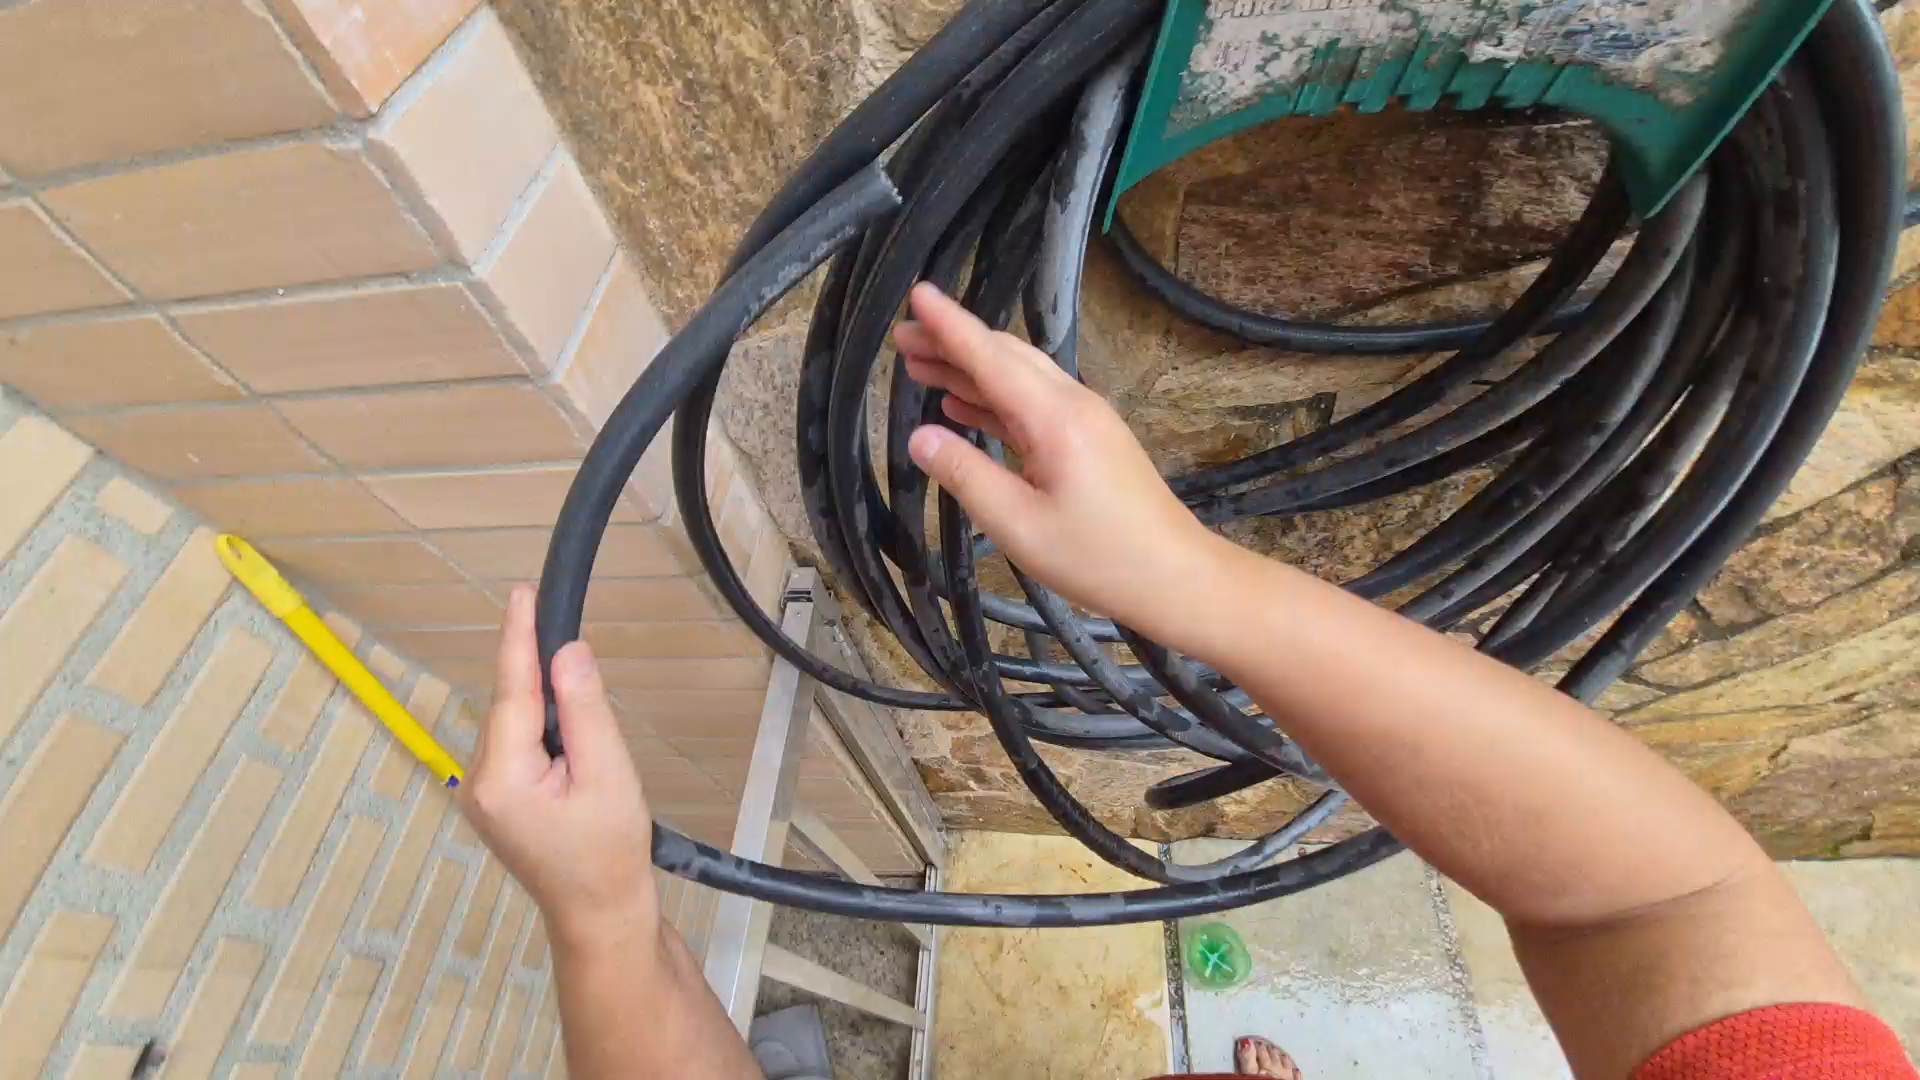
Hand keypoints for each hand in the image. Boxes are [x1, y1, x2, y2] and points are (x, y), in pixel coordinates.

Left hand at [463, 586, 657, 944]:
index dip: (518, 638)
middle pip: (512, 706)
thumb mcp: (608, 772)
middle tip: (562, 625)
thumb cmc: (611, 846)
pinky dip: (544, 724)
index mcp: (502, 775)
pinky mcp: (501, 801)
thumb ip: (586, 710)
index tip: (522, 591)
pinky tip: (570, 728)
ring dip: (546, 700)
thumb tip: (569, 652)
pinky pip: (520, 745)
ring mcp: (486, 795)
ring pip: (516, 725)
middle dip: (538, 669)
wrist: (601, 911)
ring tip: (578, 686)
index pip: (512, 690)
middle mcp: (480, 781)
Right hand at [896, 283, 1222, 634]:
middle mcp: (1072, 405)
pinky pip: (1033, 406)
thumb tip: (919, 438)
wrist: (1173, 577)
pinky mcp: (1088, 440)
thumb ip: (966, 476)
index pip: (991, 357)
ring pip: (1020, 379)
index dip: (950, 326)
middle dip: (953, 344)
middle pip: (1006, 358)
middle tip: (903, 340)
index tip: (916, 295)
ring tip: (922, 367)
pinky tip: (964, 408)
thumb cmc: (1097, 557)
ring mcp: (1084, 420)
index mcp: (1055, 419)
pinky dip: (995, 401)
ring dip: (971, 370)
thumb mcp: (1018, 525)